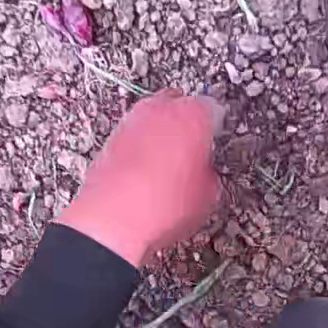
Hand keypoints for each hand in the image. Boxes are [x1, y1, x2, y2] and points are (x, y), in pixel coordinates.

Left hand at [55, 92, 222, 267]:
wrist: (114, 220)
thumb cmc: (161, 206)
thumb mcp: (208, 196)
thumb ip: (210, 173)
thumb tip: (207, 174)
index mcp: (192, 116)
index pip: (213, 109)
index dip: (217, 128)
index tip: (217, 142)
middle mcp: (160, 110)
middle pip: (179, 106)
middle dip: (187, 125)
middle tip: (194, 151)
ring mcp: (132, 121)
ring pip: (154, 119)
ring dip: (163, 135)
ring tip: (170, 166)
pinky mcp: (111, 138)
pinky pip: (135, 136)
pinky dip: (142, 148)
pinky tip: (148, 173)